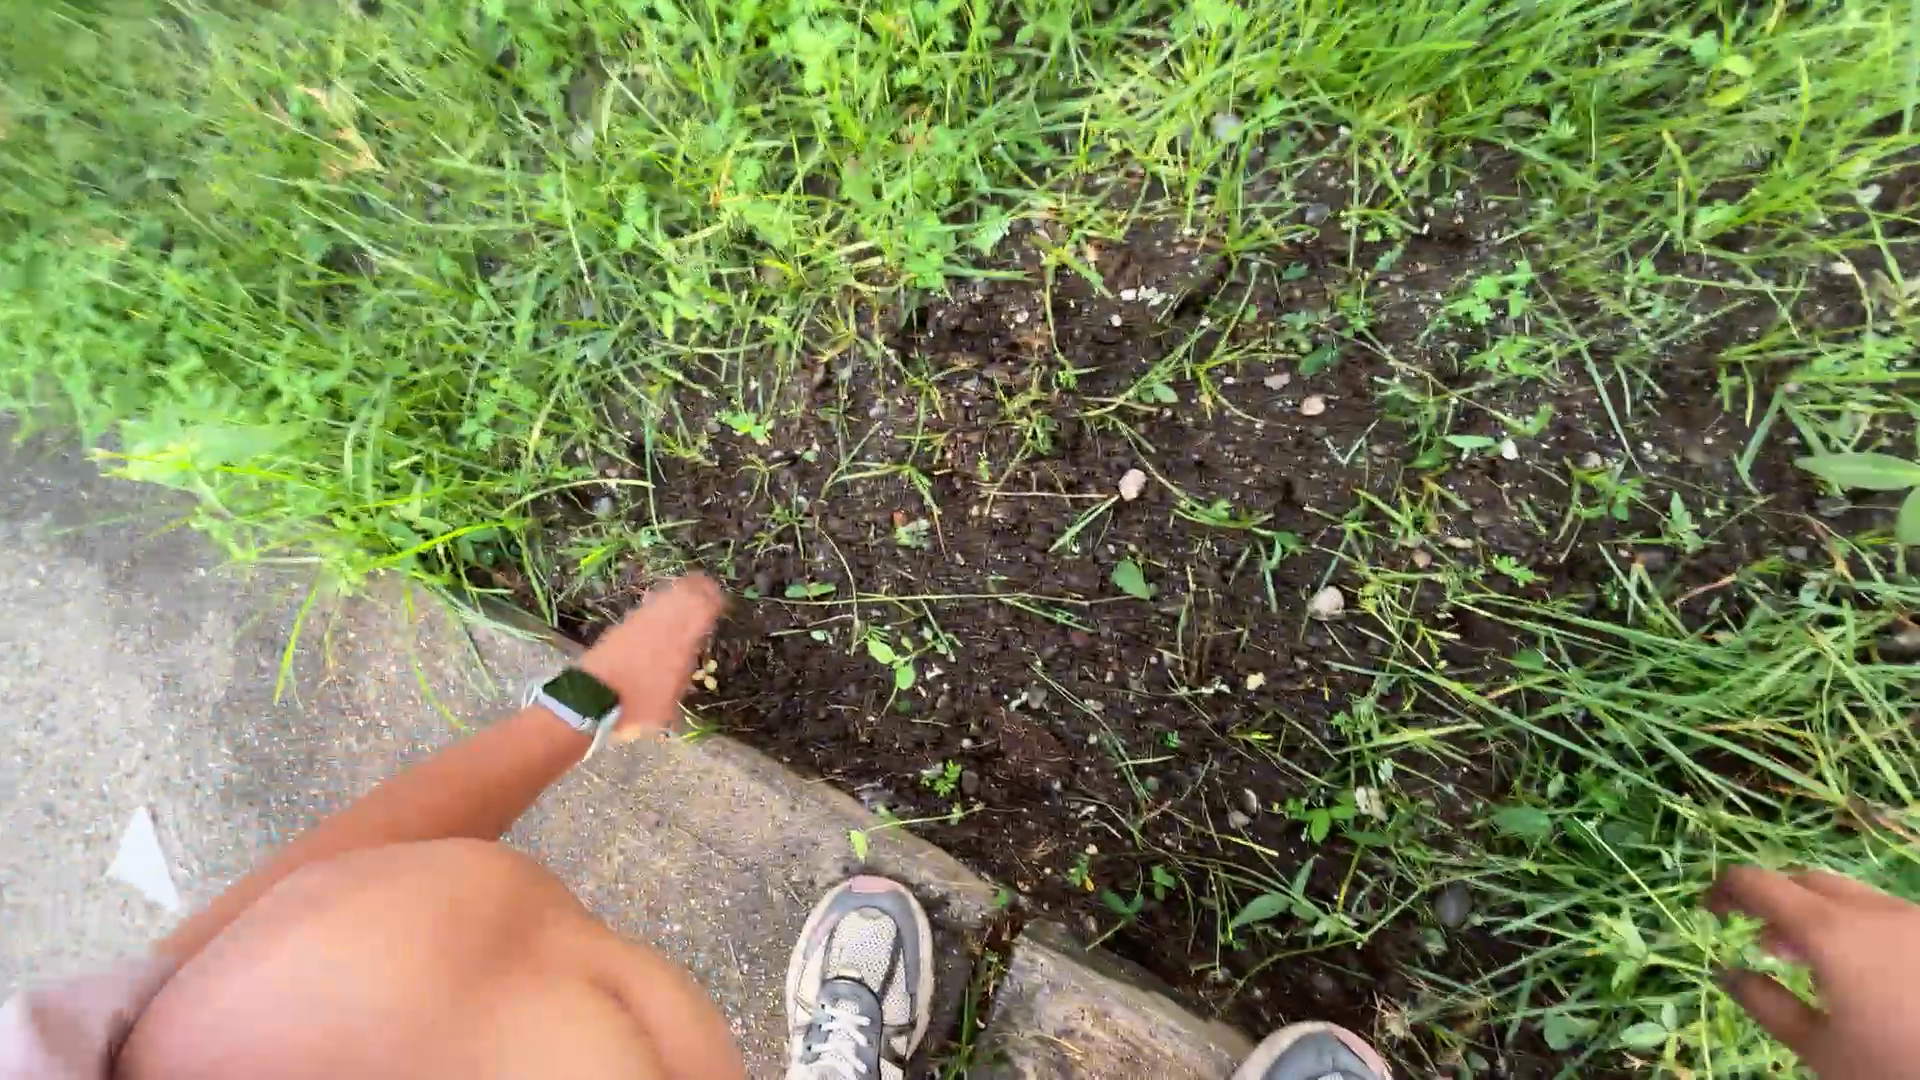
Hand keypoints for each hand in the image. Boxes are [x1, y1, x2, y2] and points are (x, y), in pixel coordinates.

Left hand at [576, 573, 724, 738]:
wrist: (592, 699)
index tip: (723, 601)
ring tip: (689, 590)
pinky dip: (661, 599)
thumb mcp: (673, 697)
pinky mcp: (624, 623)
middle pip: (687, 592)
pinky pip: (650, 603)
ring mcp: (642, 620)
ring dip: (681, 590)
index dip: (716, 600)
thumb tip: (688, 657)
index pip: (705, 608)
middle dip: (701, 587)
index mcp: (683, 641)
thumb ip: (684, 671)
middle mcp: (665, 624)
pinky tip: (661, 603)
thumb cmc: (639, 704)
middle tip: (709, 587)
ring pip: (667, 594)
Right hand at [1708, 865, 1919, 1077]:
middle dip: (1778, 902)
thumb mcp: (1822, 1051)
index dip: (1723, 890)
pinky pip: (1901, 926)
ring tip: (1825, 967)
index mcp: (1829, 930)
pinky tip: (1879, 980)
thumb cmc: (1902, 1070)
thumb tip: (1730, 973)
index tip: (1711, 912)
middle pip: (1809, 882)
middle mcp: (1879, 915)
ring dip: (1827, 921)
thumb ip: (1765, 1003)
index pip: (1754, 881)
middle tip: (1766, 941)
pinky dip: (1871, 937)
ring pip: (1861, 903)